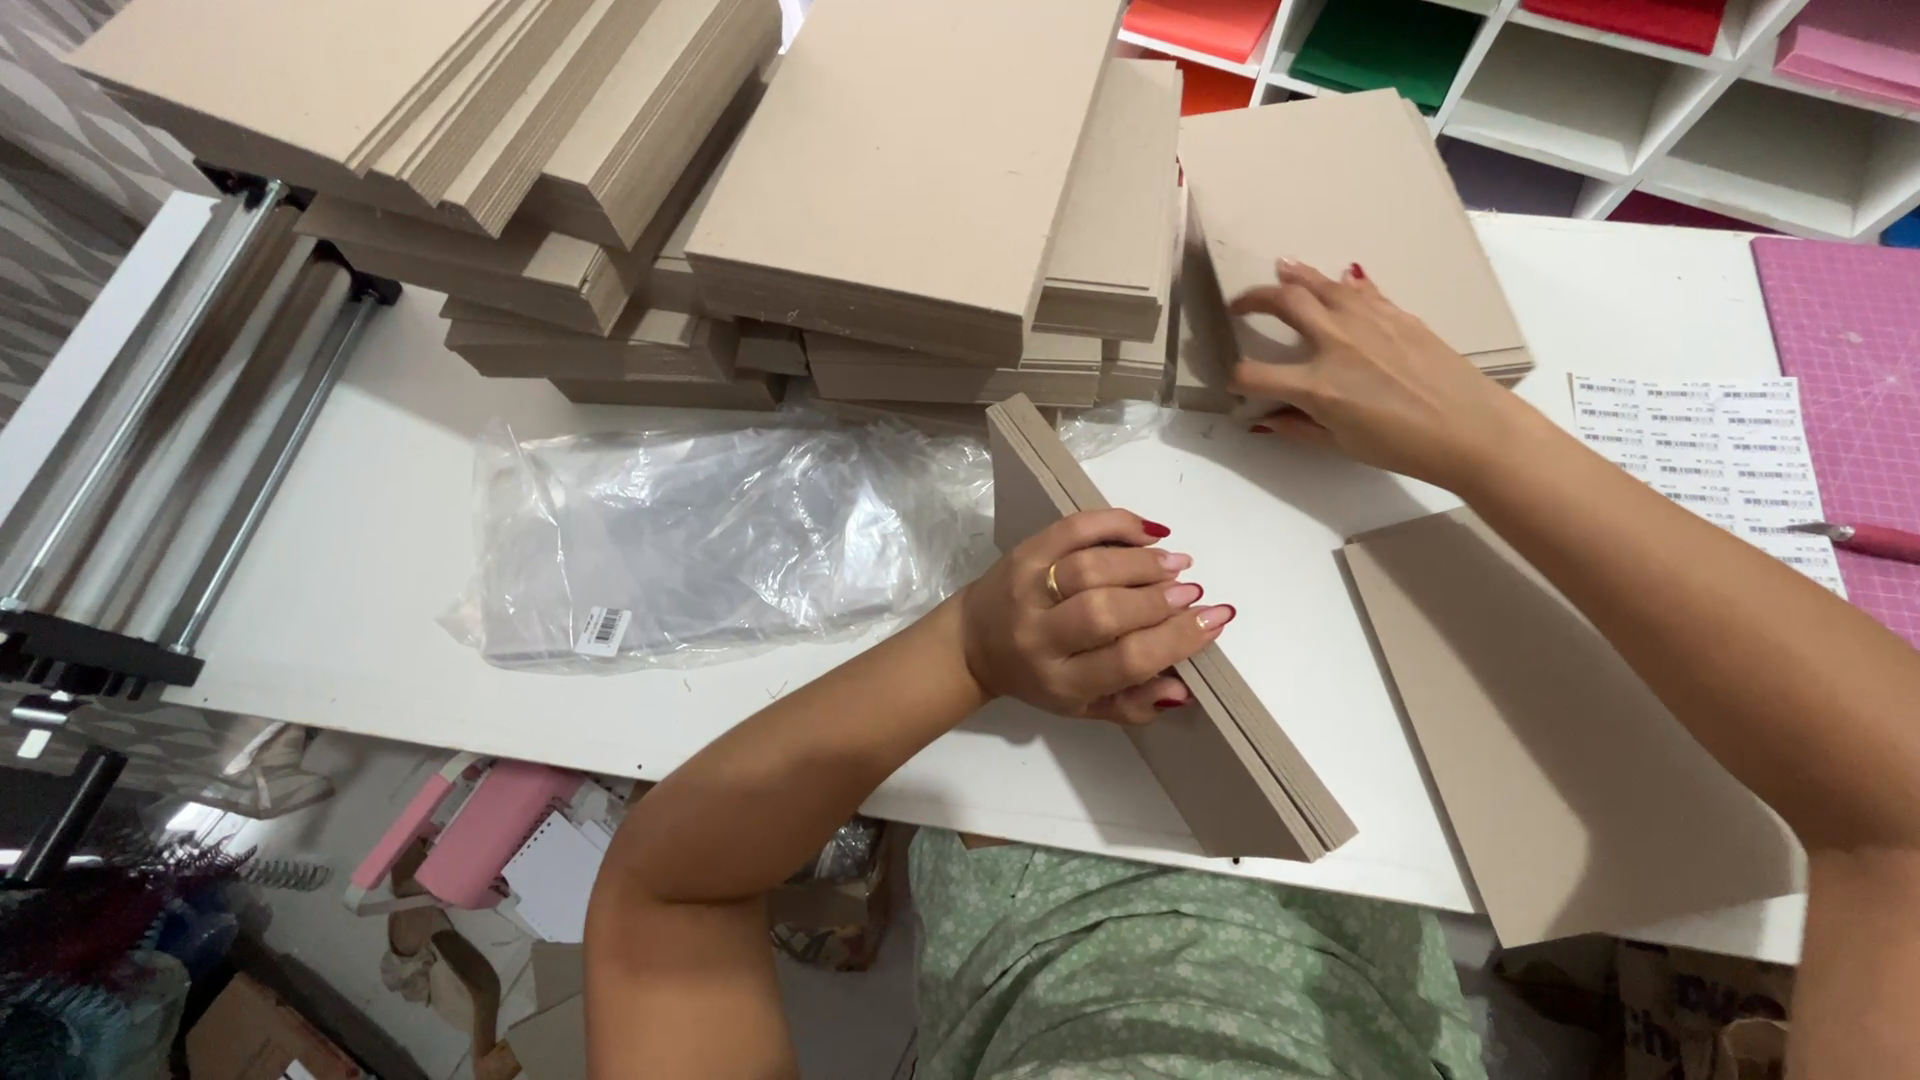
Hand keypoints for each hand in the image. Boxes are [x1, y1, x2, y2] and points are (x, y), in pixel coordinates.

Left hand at [956, 509, 1235, 724]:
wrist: (974, 643)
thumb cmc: (1037, 677)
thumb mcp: (1082, 707)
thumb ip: (1132, 704)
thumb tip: (1184, 689)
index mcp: (1060, 680)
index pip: (1126, 660)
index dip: (1178, 639)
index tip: (1215, 619)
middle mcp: (1039, 635)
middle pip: (1107, 612)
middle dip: (1159, 599)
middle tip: (1192, 591)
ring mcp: (1028, 588)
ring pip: (1090, 568)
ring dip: (1142, 563)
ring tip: (1176, 564)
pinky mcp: (1024, 552)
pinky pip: (1074, 529)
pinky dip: (1116, 523)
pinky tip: (1150, 534)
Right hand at [1227, 259, 1554, 490]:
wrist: (1471, 428)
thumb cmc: (1402, 447)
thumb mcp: (1340, 445)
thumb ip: (1296, 428)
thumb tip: (1266, 418)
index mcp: (1316, 387)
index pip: (1253, 375)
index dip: (1236, 380)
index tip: (1236, 383)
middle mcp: (1336, 345)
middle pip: (1283, 304)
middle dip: (1252, 301)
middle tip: (1239, 304)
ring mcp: (1368, 323)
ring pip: (1321, 284)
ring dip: (1293, 275)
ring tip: (1279, 268)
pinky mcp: (1397, 314)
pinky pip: (1359, 290)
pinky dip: (1338, 283)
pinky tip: (1332, 280)